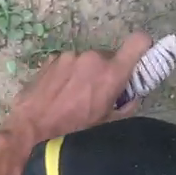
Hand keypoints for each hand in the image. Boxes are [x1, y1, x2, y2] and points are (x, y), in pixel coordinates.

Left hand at [0, 32, 150, 148]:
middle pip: (109, 58)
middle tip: (99, 95)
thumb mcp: (107, 125)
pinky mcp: (51, 59)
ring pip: (87, 62)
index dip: (144, 47)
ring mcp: (69, 56)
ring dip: (86, 74)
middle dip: (108, 73)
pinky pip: (69, 64)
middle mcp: (92, 58)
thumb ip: (126, 105)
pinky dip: (69, 75)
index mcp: (111, 73)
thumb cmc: (73, 131)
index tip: (141, 59)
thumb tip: (132, 95)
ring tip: (74, 98)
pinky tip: (59, 95)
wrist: (31, 131)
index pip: (138, 43)